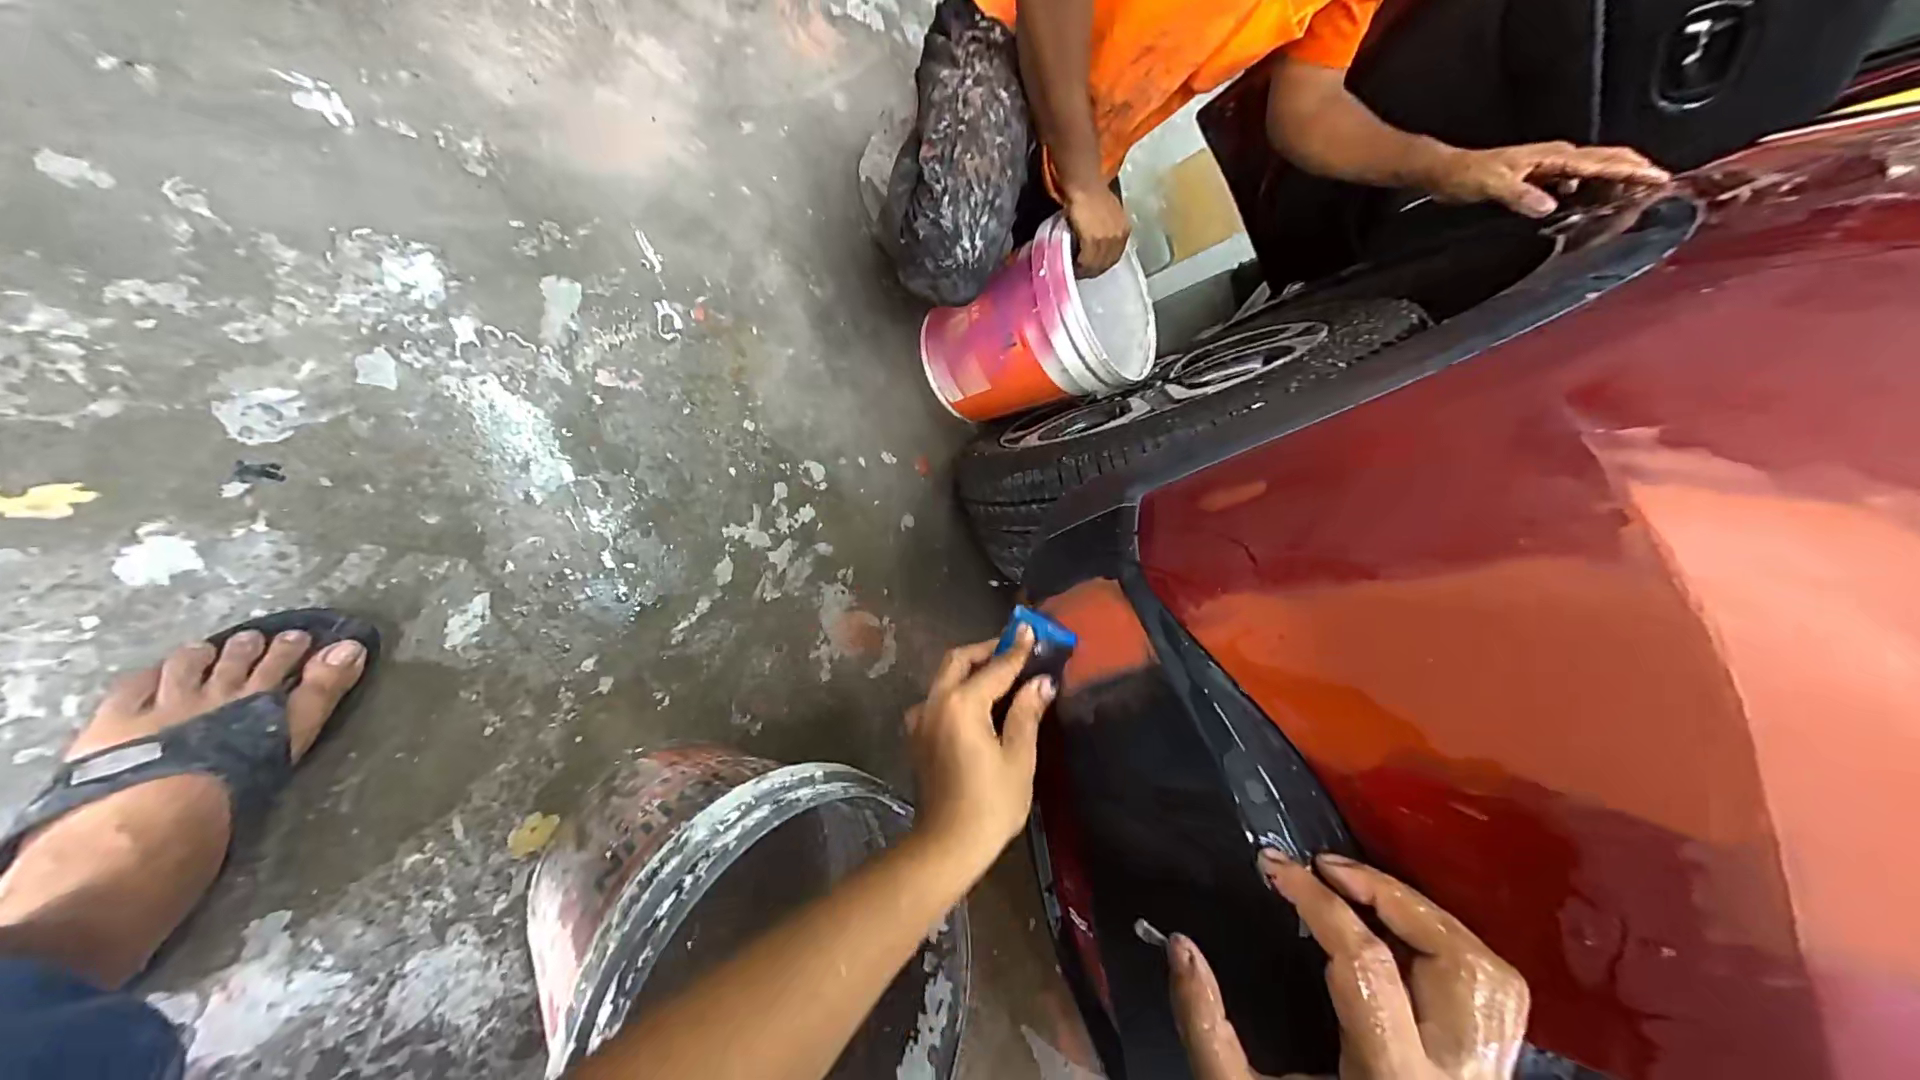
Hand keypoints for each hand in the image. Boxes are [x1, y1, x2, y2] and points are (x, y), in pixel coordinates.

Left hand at [904, 627, 1056, 871]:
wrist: (947, 845)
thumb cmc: (991, 804)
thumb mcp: (1018, 758)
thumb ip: (1026, 712)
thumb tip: (1041, 682)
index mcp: (961, 705)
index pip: (994, 667)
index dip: (1016, 649)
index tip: (1032, 631)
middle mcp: (934, 703)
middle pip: (958, 660)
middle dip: (986, 650)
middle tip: (1015, 649)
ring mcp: (920, 719)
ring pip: (944, 677)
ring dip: (971, 668)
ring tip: (1001, 673)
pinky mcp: (917, 735)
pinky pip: (937, 698)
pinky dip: (958, 690)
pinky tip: (978, 703)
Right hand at [1061, 185, 1130, 276]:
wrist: (1085, 187)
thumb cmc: (1094, 196)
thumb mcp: (1111, 215)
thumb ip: (1109, 230)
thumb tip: (1100, 242)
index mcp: (1124, 231)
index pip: (1115, 257)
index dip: (1103, 265)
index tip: (1092, 267)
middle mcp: (1118, 237)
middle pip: (1106, 263)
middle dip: (1094, 270)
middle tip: (1083, 272)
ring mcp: (1106, 240)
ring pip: (1096, 264)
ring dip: (1086, 270)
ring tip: (1077, 270)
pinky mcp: (1092, 240)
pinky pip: (1086, 260)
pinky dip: (1080, 266)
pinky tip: (1074, 266)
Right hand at [1168, 851, 1528, 1079]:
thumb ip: (1204, 1023)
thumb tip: (1181, 944)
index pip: (1366, 964)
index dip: (1315, 901)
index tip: (1272, 868)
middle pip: (1456, 961)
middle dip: (1387, 895)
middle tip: (1326, 867)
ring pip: (1490, 974)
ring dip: (1425, 914)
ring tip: (1361, 886)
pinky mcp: (1491, 1077)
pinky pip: (1491, 994)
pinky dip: (1445, 944)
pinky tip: (1394, 931)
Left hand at [1422, 141, 1669, 218]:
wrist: (1447, 172)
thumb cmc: (1467, 175)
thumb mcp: (1493, 185)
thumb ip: (1521, 195)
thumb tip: (1549, 206)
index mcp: (1553, 157)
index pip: (1603, 162)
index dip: (1633, 171)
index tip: (1659, 179)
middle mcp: (1557, 158)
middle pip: (1608, 161)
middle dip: (1636, 172)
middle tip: (1659, 189)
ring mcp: (1548, 167)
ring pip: (1594, 171)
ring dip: (1615, 182)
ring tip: (1634, 198)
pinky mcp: (1537, 177)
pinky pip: (1573, 181)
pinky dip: (1589, 190)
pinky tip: (1590, 204)